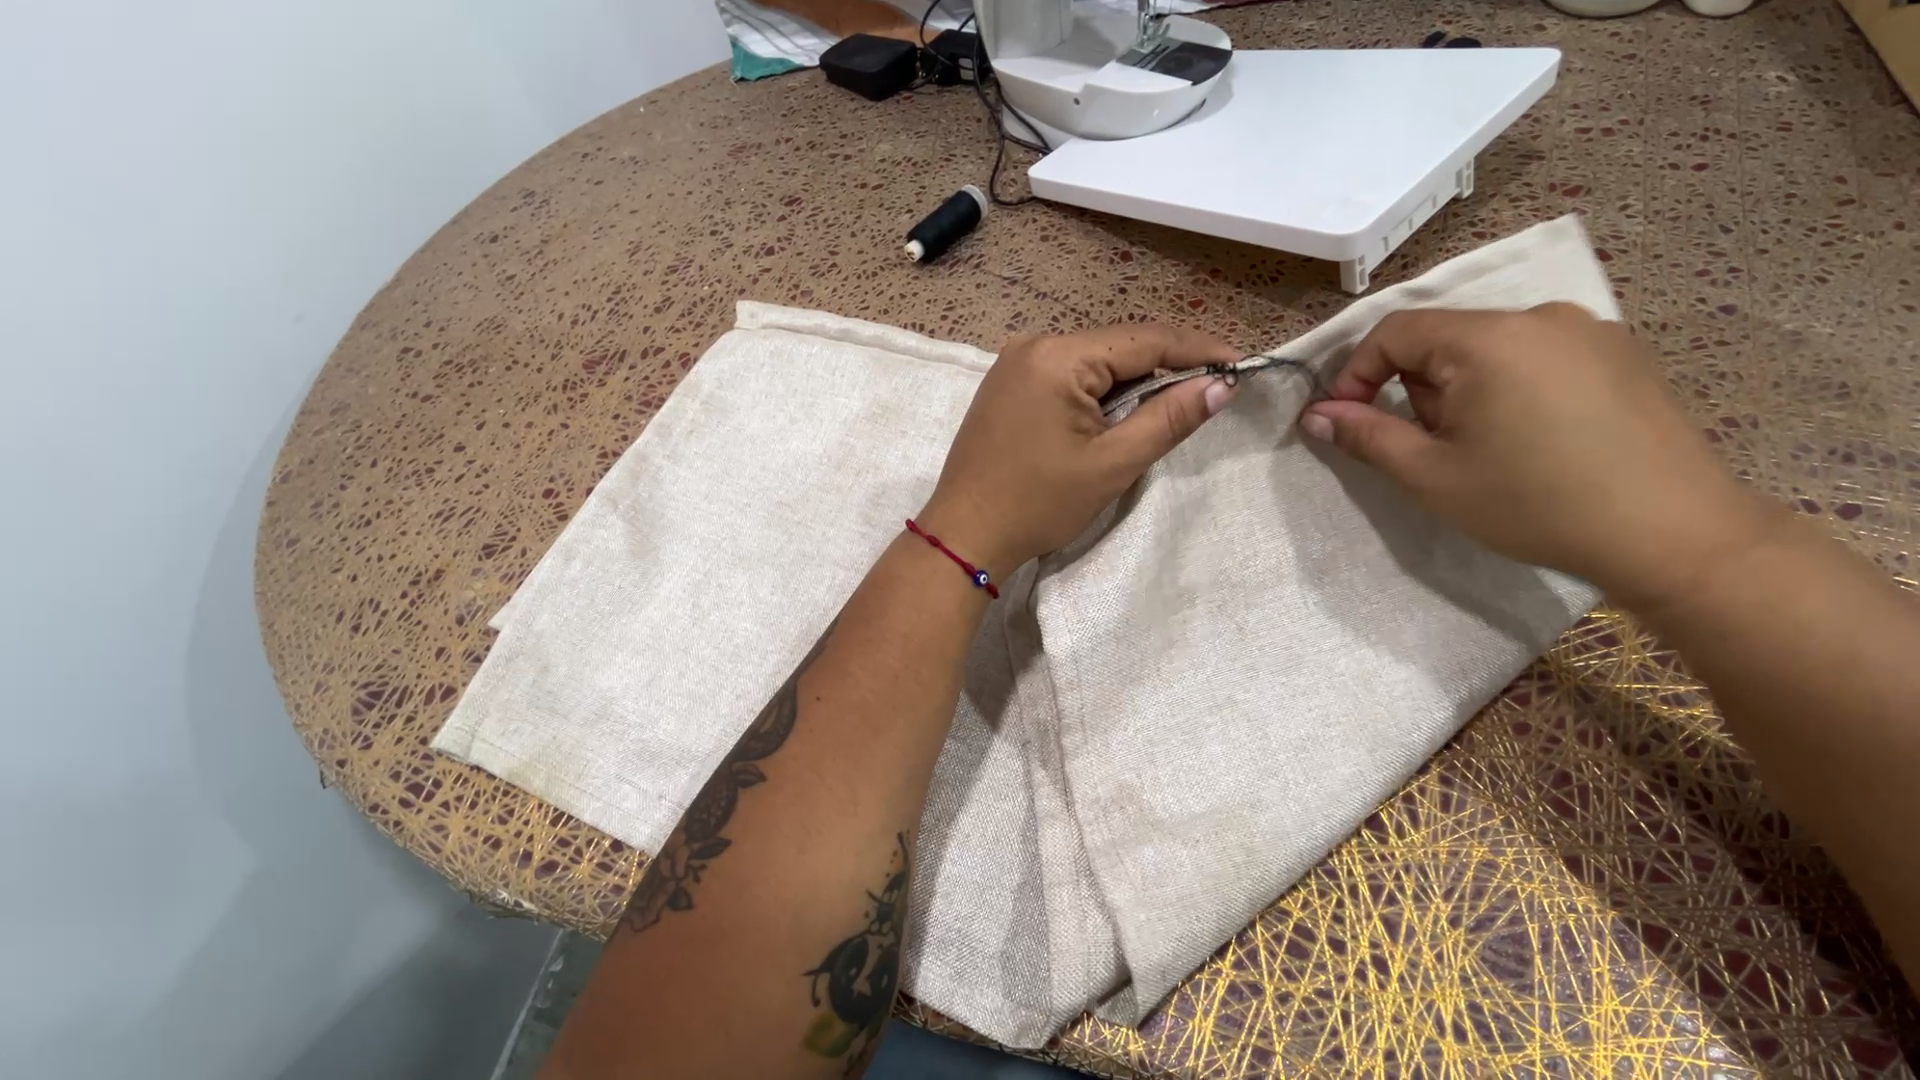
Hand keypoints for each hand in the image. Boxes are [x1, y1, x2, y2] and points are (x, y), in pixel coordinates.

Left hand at [918, 323, 1240, 577]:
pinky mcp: (1007, 385)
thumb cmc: (1038, 503)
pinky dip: (1099, 394)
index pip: (1144, 340)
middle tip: (1210, 394)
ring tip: (1168, 411)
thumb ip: (1169, 419)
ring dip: (1132, 385)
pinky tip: (1116, 418)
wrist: (965, 535)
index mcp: (1057, 356)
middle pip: (1118, 347)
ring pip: (1094, 363)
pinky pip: (1067, 377)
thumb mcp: (1112, 464)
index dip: (1196, 350)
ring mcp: (1015, 364)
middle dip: (1164, 370)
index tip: (1239, 364)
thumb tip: (1220, 386)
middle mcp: (1033, 345)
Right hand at [1300, 303, 1771, 608]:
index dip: (1356, 373)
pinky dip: (1513, 388)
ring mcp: (1590, 331)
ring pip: (1492, 349)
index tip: (1346, 421)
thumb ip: (1366, 436)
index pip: (1395, 331)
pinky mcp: (1623, 354)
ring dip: (1464, 390)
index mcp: (1488, 339)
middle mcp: (1540, 316)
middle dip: (1418, 389)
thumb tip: (1315, 415)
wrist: (1673, 533)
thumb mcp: (1432, 476)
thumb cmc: (1535, 504)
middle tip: (1429, 449)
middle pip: (1444, 338)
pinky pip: (1539, 356)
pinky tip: (1534, 439)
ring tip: (1485, 449)